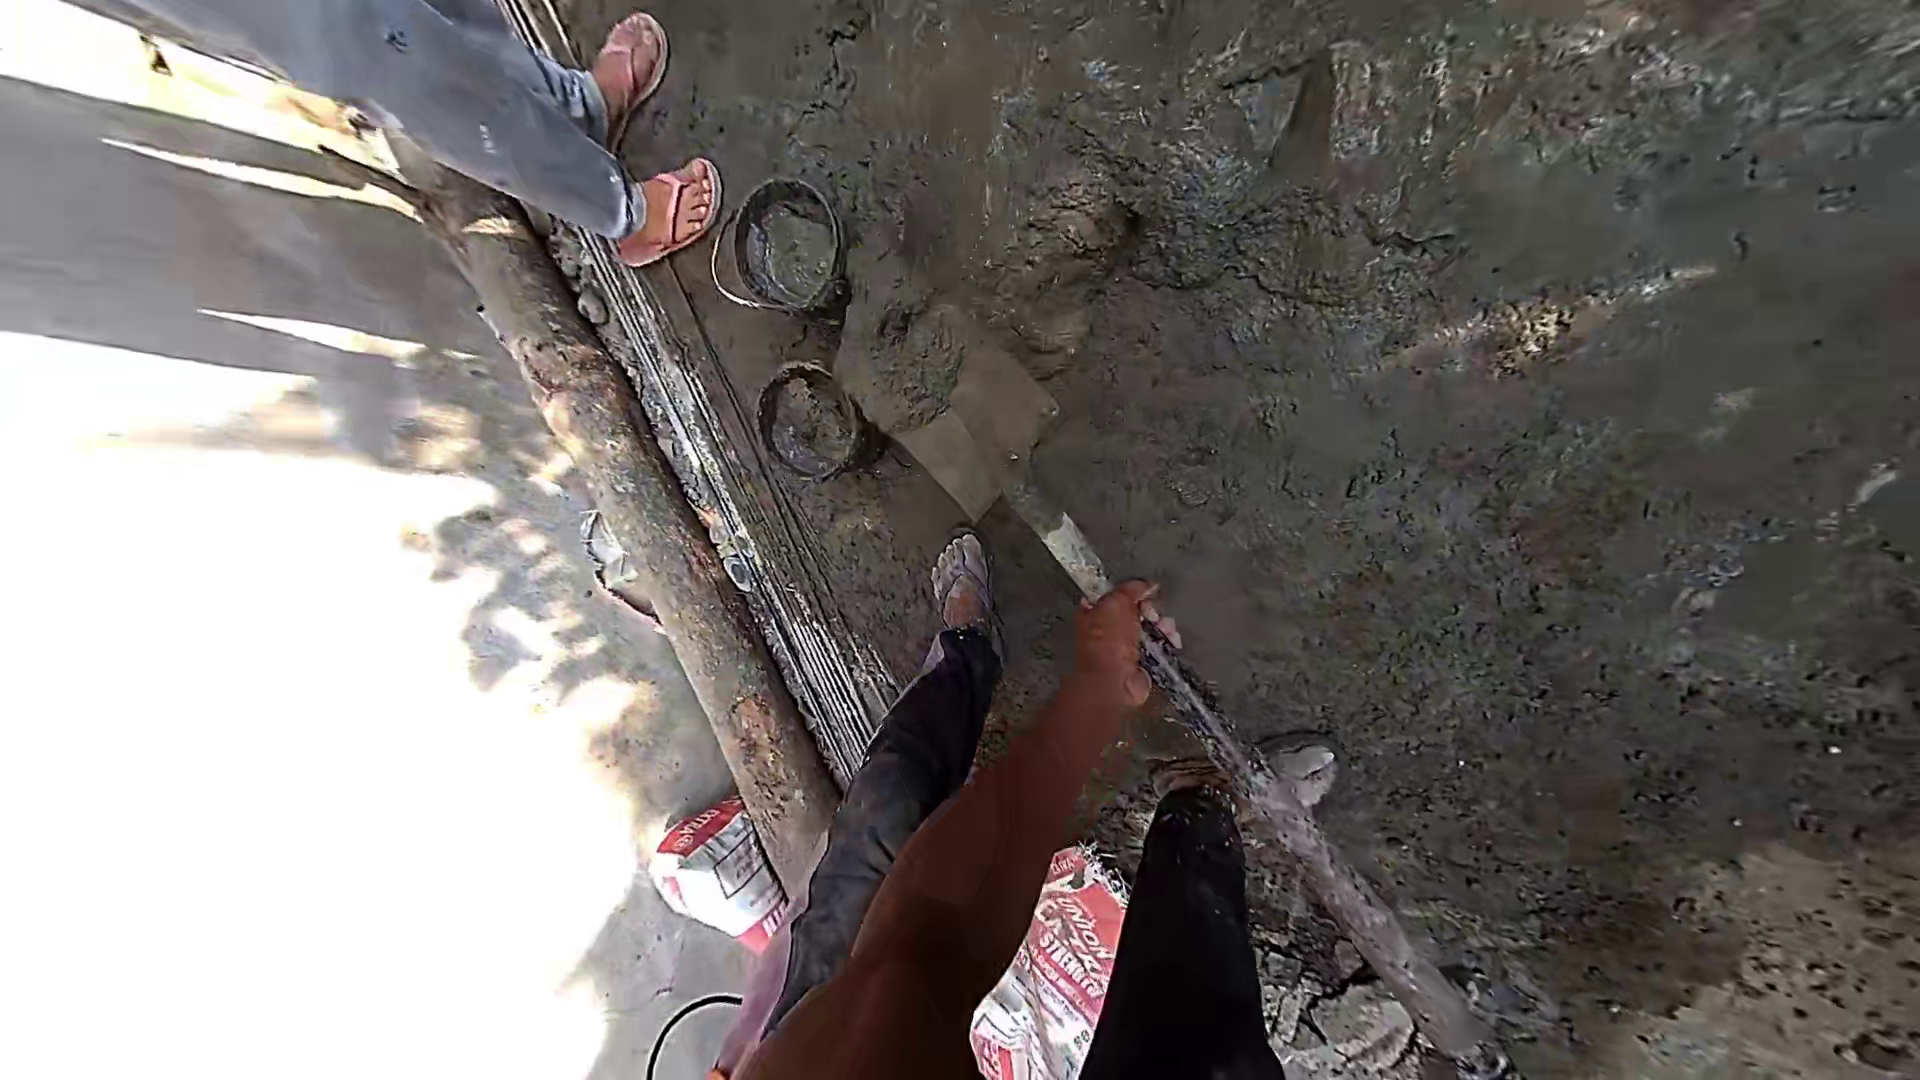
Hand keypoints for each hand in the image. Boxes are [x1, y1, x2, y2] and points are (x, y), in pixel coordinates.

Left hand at [1072, 581, 1180, 707]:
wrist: (1115, 680)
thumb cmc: (1108, 640)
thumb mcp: (1115, 603)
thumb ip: (1129, 589)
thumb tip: (1145, 583)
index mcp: (1092, 613)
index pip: (1112, 596)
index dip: (1129, 592)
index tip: (1144, 590)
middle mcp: (1107, 631)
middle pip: (1134, 612)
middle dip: (1150, 609)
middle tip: (1155, 612)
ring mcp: (1124, 648)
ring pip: (1148, 628)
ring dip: (1162, 625)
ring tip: (1167, 628)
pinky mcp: (1141, 662)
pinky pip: (1158, 646)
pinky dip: (1167, 642)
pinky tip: (1172, 639)